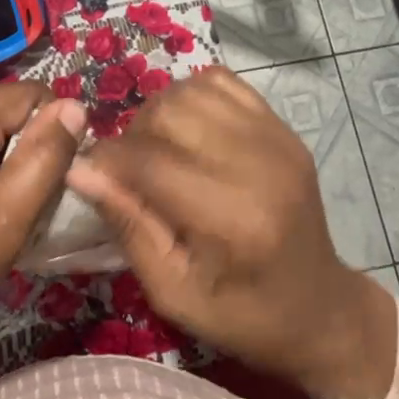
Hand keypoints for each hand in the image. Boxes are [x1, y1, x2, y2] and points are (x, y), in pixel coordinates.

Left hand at [0, 81, 86, 369]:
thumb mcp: (8, 216)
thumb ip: (46, 156)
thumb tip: (77, 105)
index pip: (33, 96)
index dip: (53, 136)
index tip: (49, 184)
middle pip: (14, 110)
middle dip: (30, 151)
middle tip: (21, 205)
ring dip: (12, 163)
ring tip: (3, 208)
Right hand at [68, 67, 397, 398]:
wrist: (320, 310)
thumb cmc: (241, 314)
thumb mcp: (172, 292)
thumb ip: (127, 225)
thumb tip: (78, 168)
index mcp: (232, 218)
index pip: (148, 161)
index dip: (105, 161)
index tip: (90, 175)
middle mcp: (258, 166)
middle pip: (166, 112)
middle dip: (132, 136)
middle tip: (131, 171)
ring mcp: (277, 139)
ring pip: (188, 90)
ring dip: (159, 114)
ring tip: (160, 150)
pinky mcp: (283, 127)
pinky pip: (219, 83)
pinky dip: (190, 97)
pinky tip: (189, 132)